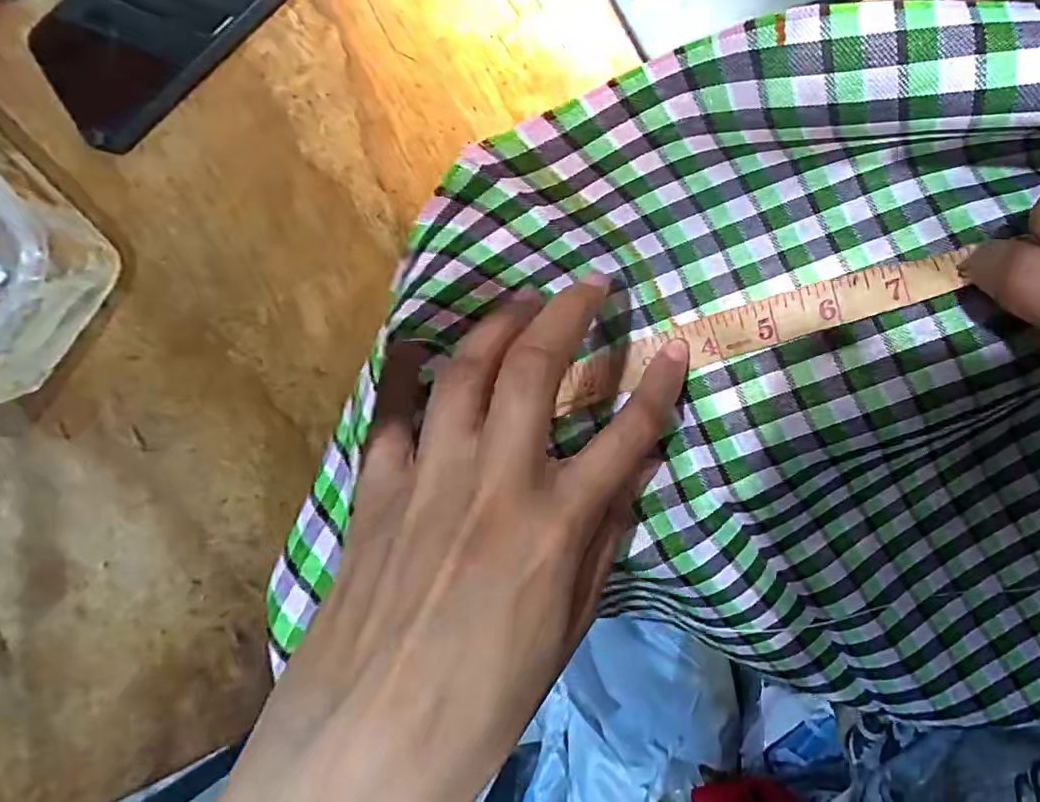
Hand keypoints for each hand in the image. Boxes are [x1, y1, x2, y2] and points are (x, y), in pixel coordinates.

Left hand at [227, 276, 688, 801]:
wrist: (362, 756)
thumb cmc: (484, 699)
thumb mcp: (568, 627)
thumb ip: (603, 539)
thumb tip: (632, 472)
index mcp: (552, 526)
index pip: (626, 436)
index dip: (658, 386)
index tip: (677, 347)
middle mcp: (493, 483)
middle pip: (536, 371)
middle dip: (569, 313)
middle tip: (590, 285)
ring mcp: (428, 478)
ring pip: (464, 371)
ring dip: (498, 322)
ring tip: (521, 299)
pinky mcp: (377, 490)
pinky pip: (391, 412)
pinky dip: (406, 371)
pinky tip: (420, 343)